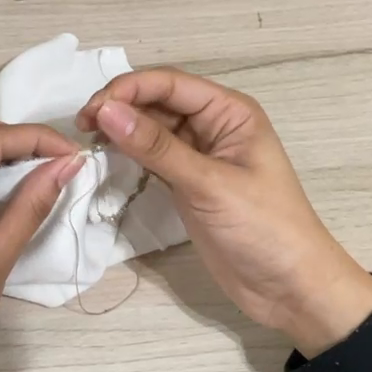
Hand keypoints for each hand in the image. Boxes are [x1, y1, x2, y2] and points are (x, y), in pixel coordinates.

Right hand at [76, 69, 371, 356]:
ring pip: (150, 128)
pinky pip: (151, 156)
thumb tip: (106, 111)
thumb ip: (156, 147)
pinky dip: (128, 154)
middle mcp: (212, 126)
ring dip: (120, 129)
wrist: (290, 287)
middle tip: (82, 128)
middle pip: (157, 101)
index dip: (128, 90)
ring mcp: (198, 155)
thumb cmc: (263, 228)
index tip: (91, 111)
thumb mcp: (208, 184)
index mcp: (229, 112)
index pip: (170, 84)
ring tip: (87, 140)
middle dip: (119, 107)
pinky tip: (106, 157)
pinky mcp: (186, 182)